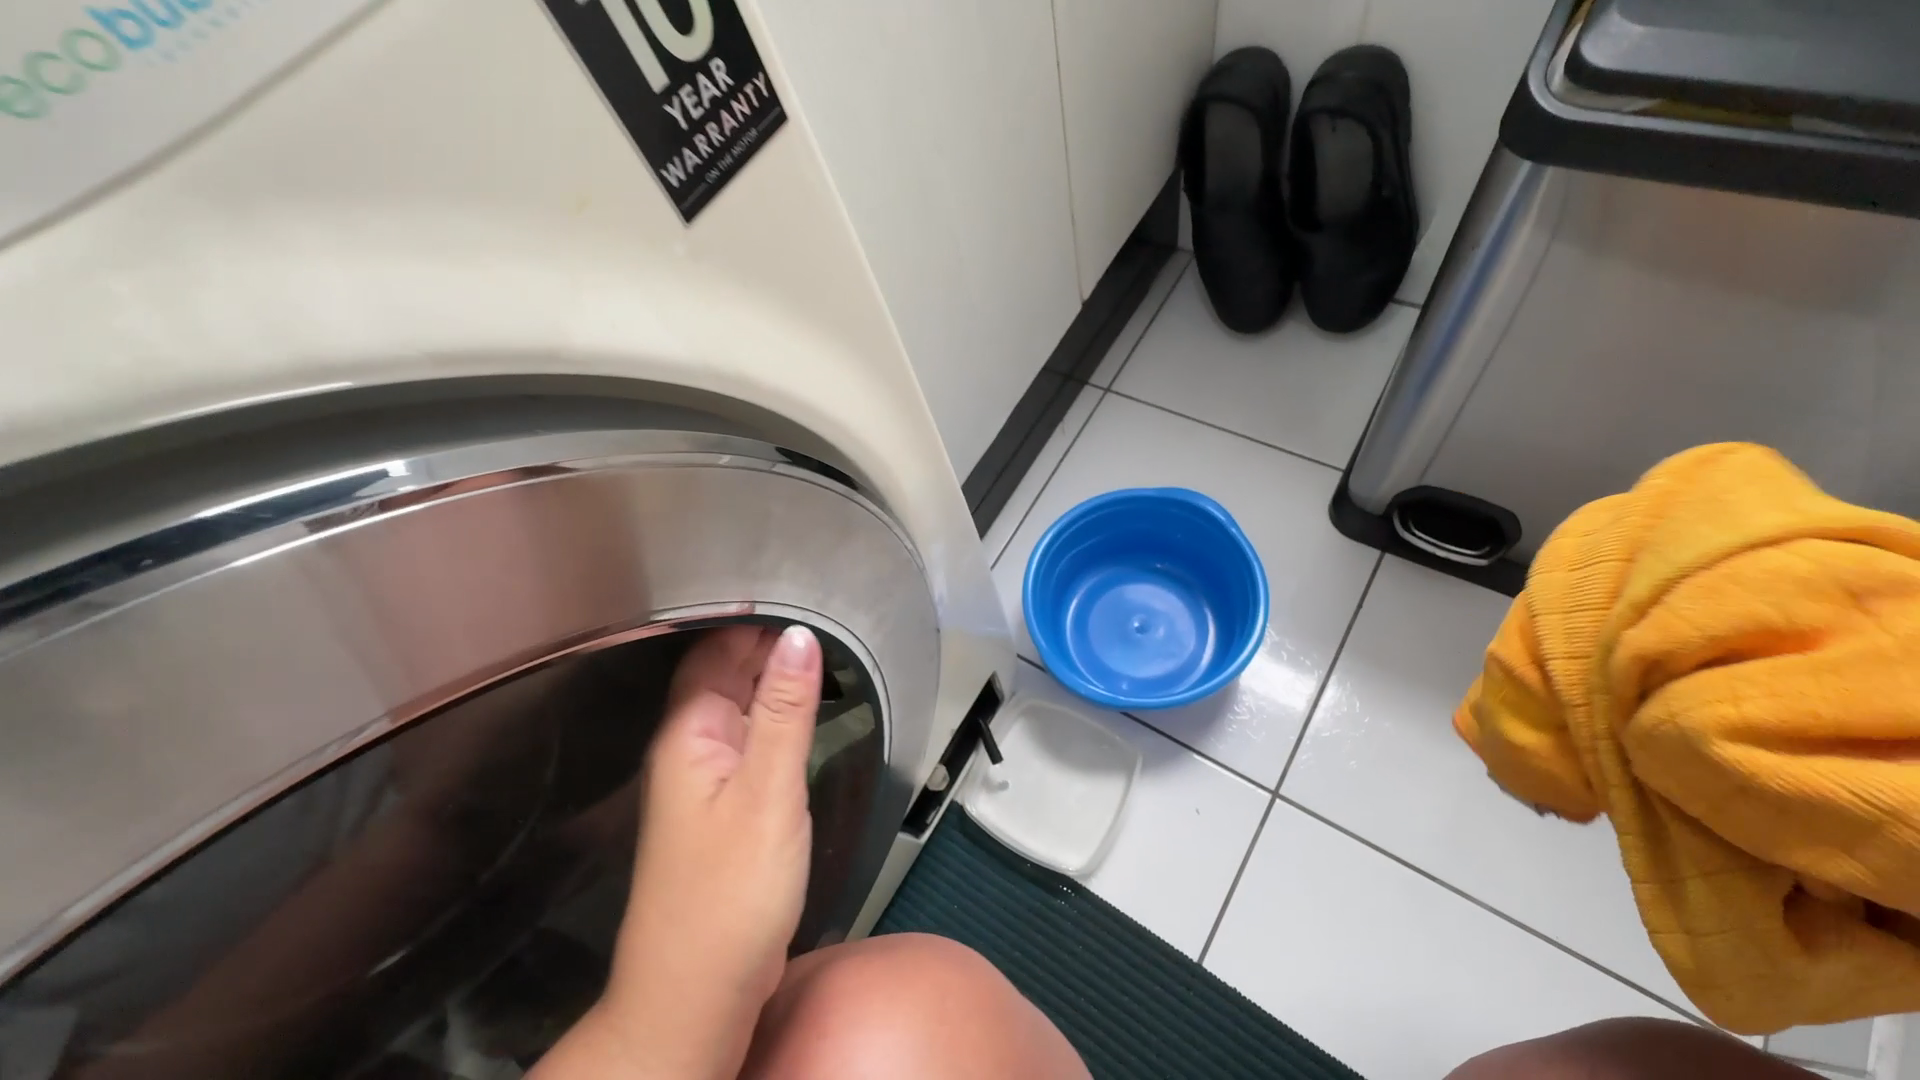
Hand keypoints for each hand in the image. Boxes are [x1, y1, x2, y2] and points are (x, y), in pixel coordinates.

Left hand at [549, 623, 821, 1079]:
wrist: (698, 989)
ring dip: (774, 678)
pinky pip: (749, 738)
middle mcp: (690, 746)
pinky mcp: (724, 803)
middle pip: (725, 673)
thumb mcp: (768, 792)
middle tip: (832, 616)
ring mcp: (705, 776)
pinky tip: (804, 710)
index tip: (809, 593)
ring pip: (739, 705)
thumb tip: (799, 636)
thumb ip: (784, 710)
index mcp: (688, 732)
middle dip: (770, 643)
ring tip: (827, 651)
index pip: (717, 649)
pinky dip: (776, 716)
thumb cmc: (731, 892)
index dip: (757, 618)